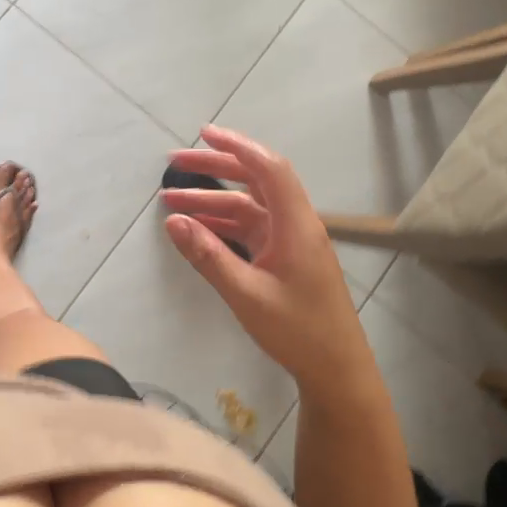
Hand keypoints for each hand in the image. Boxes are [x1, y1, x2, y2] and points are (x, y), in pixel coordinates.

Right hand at [162, 125, 365, 392]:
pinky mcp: (285, 259)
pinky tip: (195, 229)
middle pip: (255, 181)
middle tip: (174, 163)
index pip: (268, 169)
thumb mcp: (246, 294)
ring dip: (212, 201)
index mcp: (296, 225)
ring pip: (248, 208)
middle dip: (215, 168)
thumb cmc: (297, 331)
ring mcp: (291, 242)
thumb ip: (208, 256)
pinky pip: (250, 230)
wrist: (337, 370)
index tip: (203, 135)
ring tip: (170, 200)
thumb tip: (172, 221)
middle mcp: (295, 225)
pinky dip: (222, 224)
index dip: (237, 146)